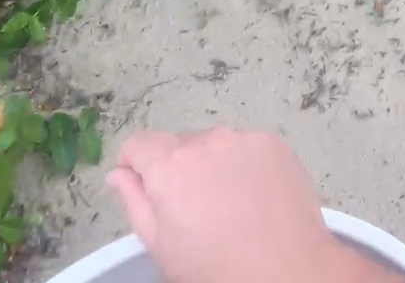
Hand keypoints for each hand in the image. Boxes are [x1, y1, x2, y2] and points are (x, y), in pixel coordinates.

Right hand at [105, 128, 399, 282]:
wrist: (285, 267)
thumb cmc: (214, 266)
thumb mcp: (161, 244)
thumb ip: (135, 201)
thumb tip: (119, 172)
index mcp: (171, 165)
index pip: (139, 143)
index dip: (133, 163)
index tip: (141, 186)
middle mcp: (207, 139)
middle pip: (179, 144)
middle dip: (176, 168)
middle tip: (191, 210)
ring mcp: (244, 137)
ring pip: (215, 143)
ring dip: (211, 164)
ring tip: (226, 205)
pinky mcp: (273, 141)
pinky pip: (246, 145)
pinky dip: (242, 163)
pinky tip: (252, 195)